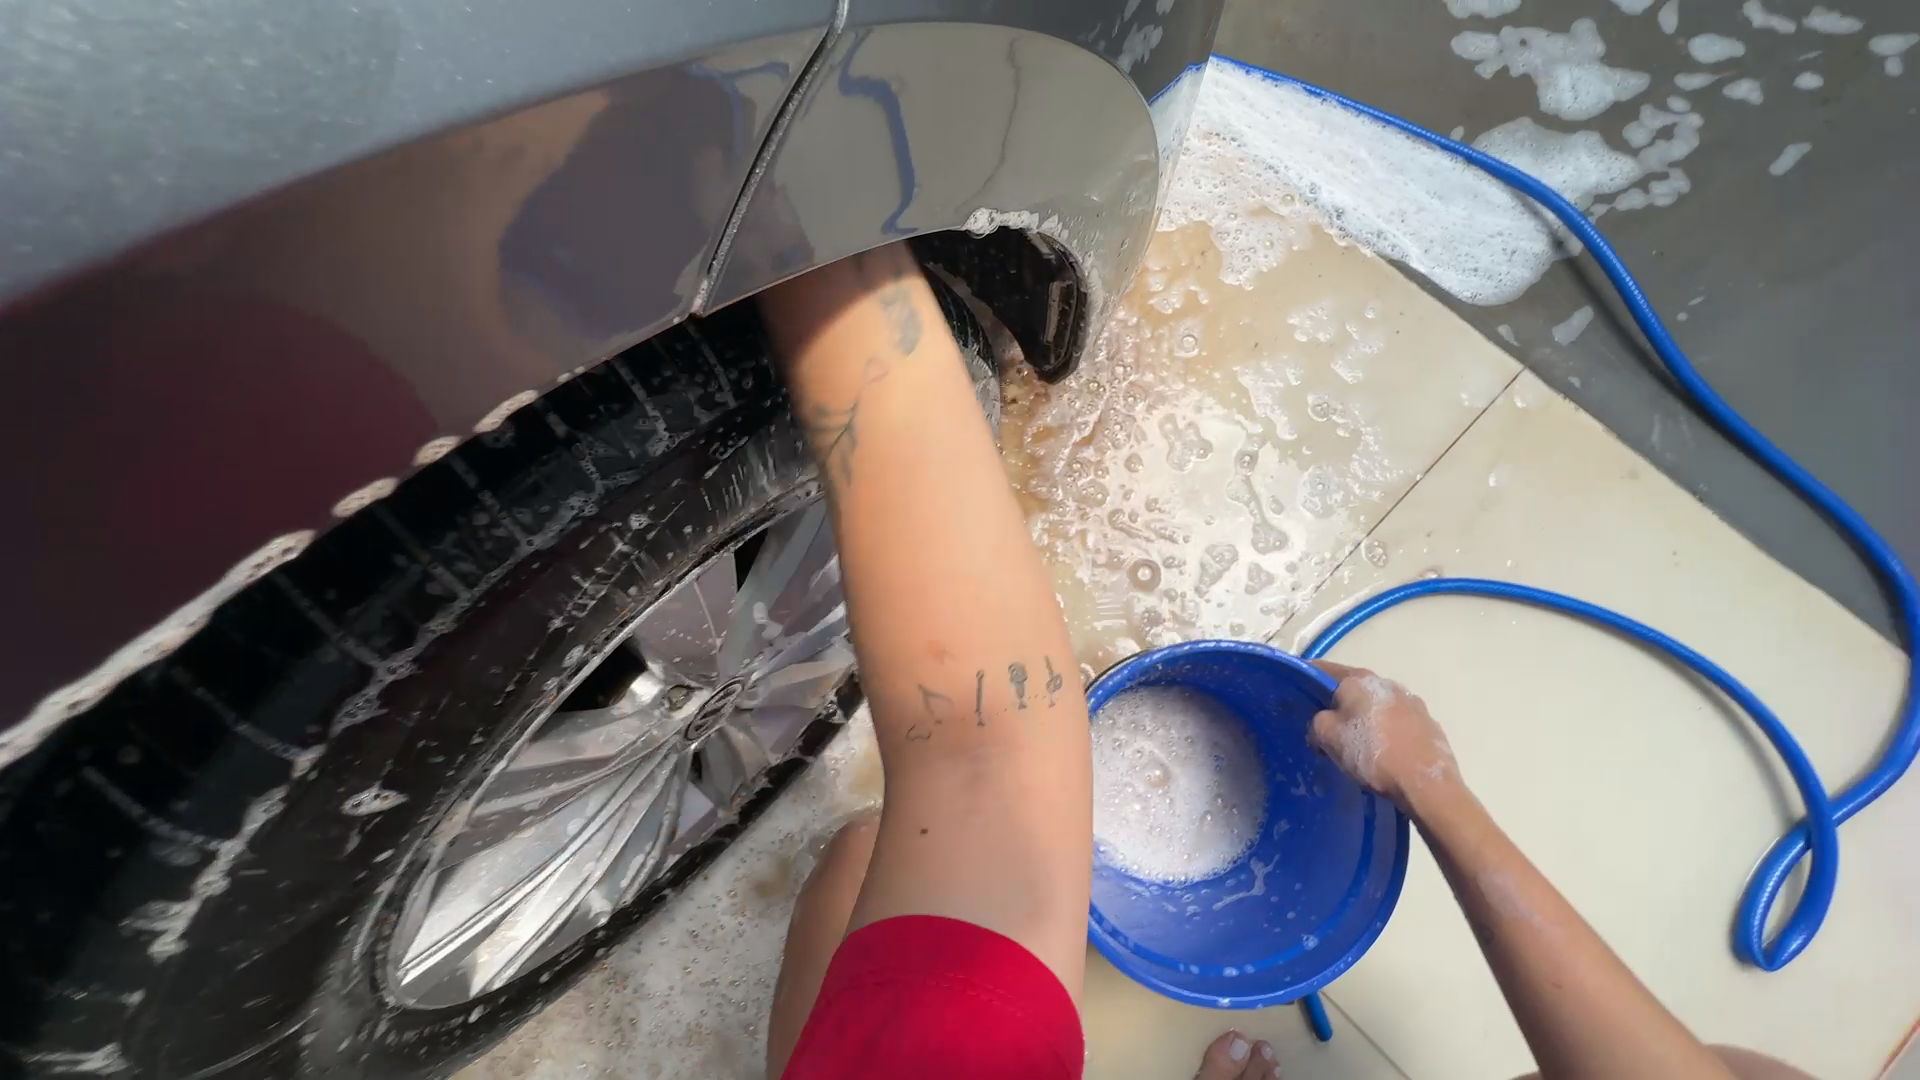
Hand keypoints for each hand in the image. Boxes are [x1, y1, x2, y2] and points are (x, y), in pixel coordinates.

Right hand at [1308, 661, 1459, 808]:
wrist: (1427, 786)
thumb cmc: (1371, 754)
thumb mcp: (1326, 737)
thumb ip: (1316, 722)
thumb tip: (1323, 725)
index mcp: (1359, 679)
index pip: (1323, 669)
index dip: (1307, 678)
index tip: (1297, 692)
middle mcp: (1387, 683)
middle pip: (1353, 688)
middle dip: (1339, 702)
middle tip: (1326, 724)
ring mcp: (1413, 703)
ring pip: (1377, 705)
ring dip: (1365, 717)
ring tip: (1358, 742)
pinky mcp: (1430, 725)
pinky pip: (1398, 723)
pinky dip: (1387, 731)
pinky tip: (1384, 753)